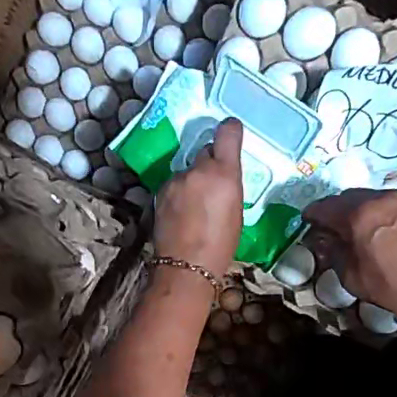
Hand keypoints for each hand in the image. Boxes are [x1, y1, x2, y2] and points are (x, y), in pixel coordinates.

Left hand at [154, 118, 244, 278]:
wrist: (186, 265)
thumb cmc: (221, 244)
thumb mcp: (236, 211)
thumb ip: (228, 185)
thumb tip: (221, 178)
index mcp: (224, 173)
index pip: (227, 133)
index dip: (230, 130)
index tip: (231, 131)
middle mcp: (198, 170)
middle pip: (205, 154)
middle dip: (210, 164)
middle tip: (213, 186)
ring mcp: (175, 180)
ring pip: (188, 172)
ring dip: (192, 182)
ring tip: (195, 207)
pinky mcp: (159, 192)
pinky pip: (174, 185)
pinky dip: (178, 194)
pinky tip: (181, 214)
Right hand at [304, 189, 396, 327]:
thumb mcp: (356, 279)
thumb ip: (334, 255)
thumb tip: (324, 242)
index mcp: (359, 213)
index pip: (324, 207)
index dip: (311, 217)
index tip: (306, 226)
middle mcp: (381, 198)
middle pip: (347, 198)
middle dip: (334, 212)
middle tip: (329, 232)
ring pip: (371, 199)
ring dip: (358, 213)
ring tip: (356, 234)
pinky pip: (391, 205)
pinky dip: (379, 215)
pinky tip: (382, 235)